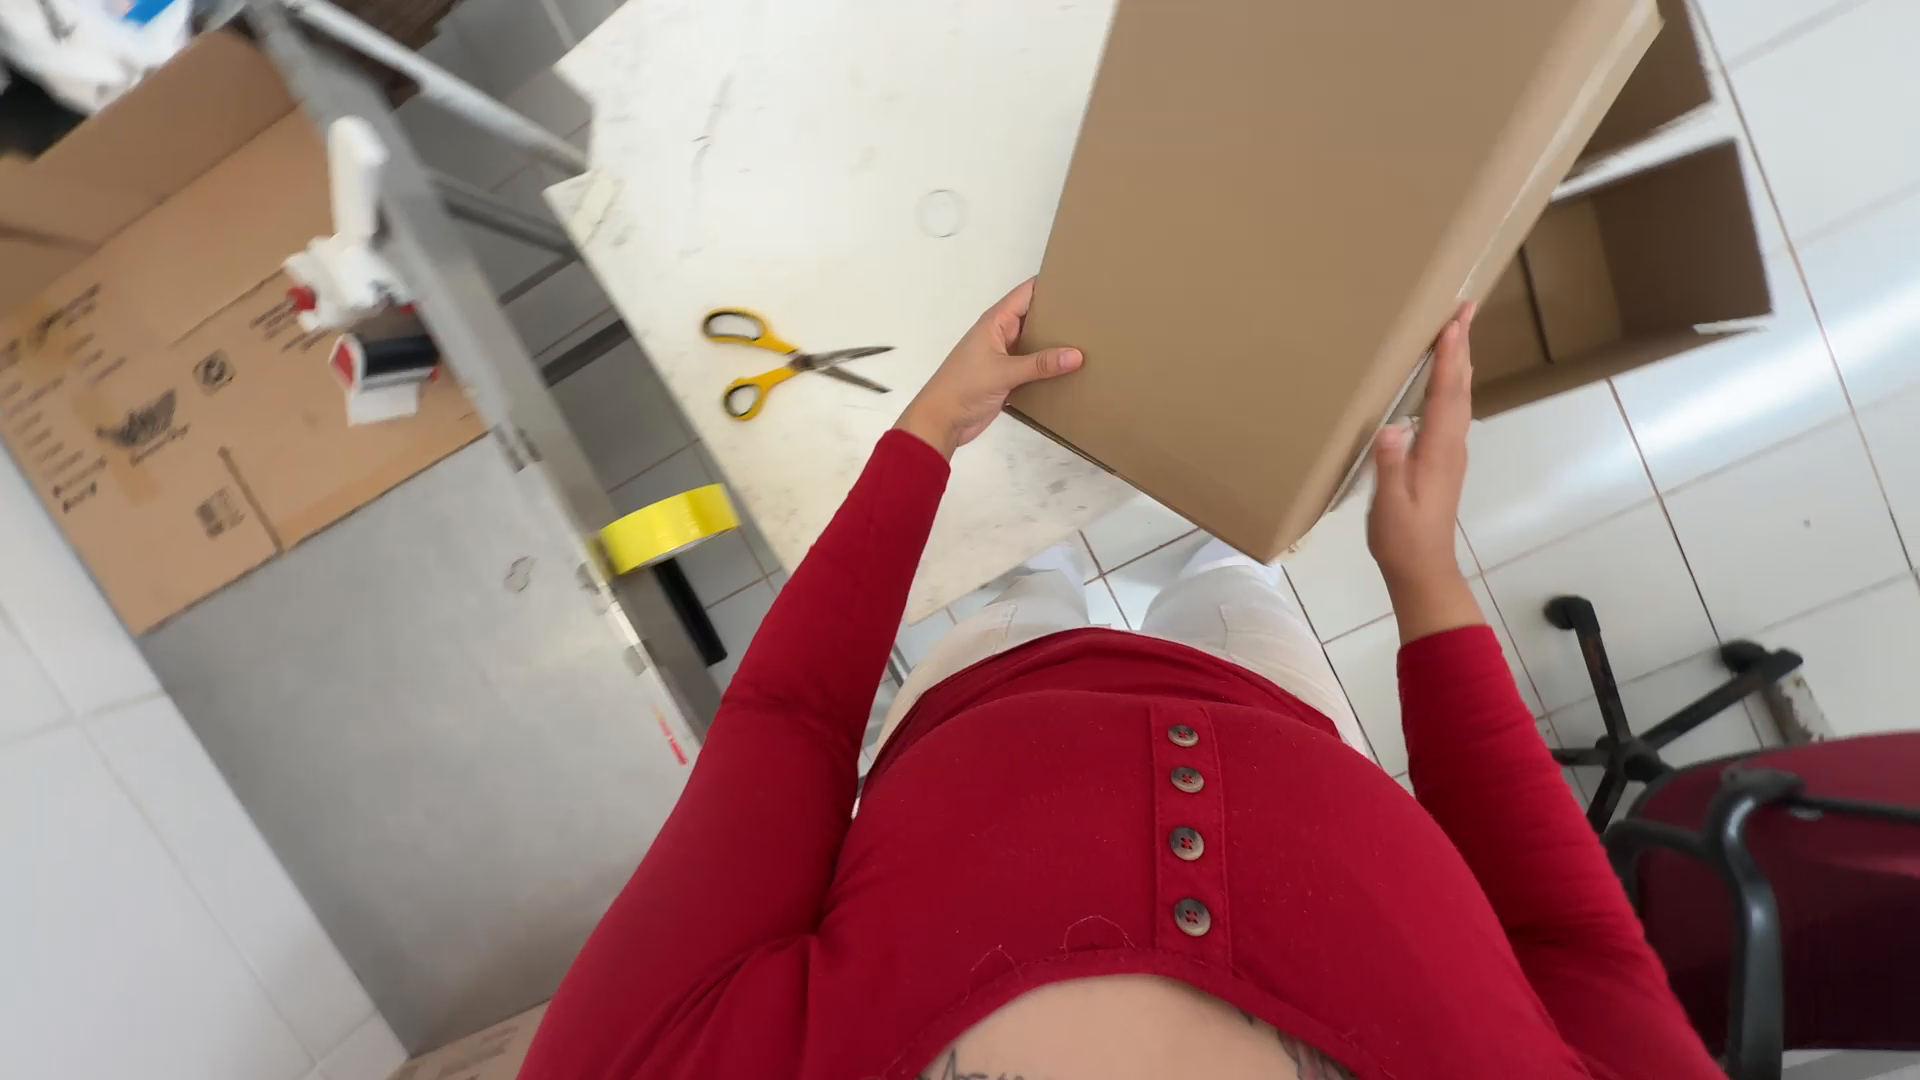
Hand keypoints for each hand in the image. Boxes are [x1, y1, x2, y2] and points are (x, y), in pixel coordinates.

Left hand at [894, 279, 1082, 458]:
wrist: (942, 421)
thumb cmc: (963, 388)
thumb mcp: (1004, 372)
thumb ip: (1040, 364)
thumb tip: (1076, 356)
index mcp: (996, 322)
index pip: (1027, 293)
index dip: (1050, 285)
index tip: (1079, 281)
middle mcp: (1001, 335)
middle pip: (1035, 318)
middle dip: (1059, 317)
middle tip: (1093, 314)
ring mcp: (1004, 357)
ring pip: (1035, 345)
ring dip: (1055, 346)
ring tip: (1089, 341)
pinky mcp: (1007, 379)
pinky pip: (1033, 368)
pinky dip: (1048, 370)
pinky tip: (1070, 372)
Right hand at [1367, 303, 1484, 642]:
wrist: (1423, 567)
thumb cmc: (1402, 537)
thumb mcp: (1389, 505)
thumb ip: (1390, 466)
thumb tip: (1391, 426)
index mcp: (1437, 452)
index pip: (1445, 395)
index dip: (1448, 358)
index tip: (1451, 322)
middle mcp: (1451, 446)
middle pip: (1460, 389)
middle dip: (1461, 349)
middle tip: (1463, 311)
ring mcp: (1449, 453)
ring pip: (1458, 399)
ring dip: (1458, 365)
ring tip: (1456, 337)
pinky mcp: (1442, 461)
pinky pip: (1450, 412)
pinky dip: (1450, 388)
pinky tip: (1442, 385)